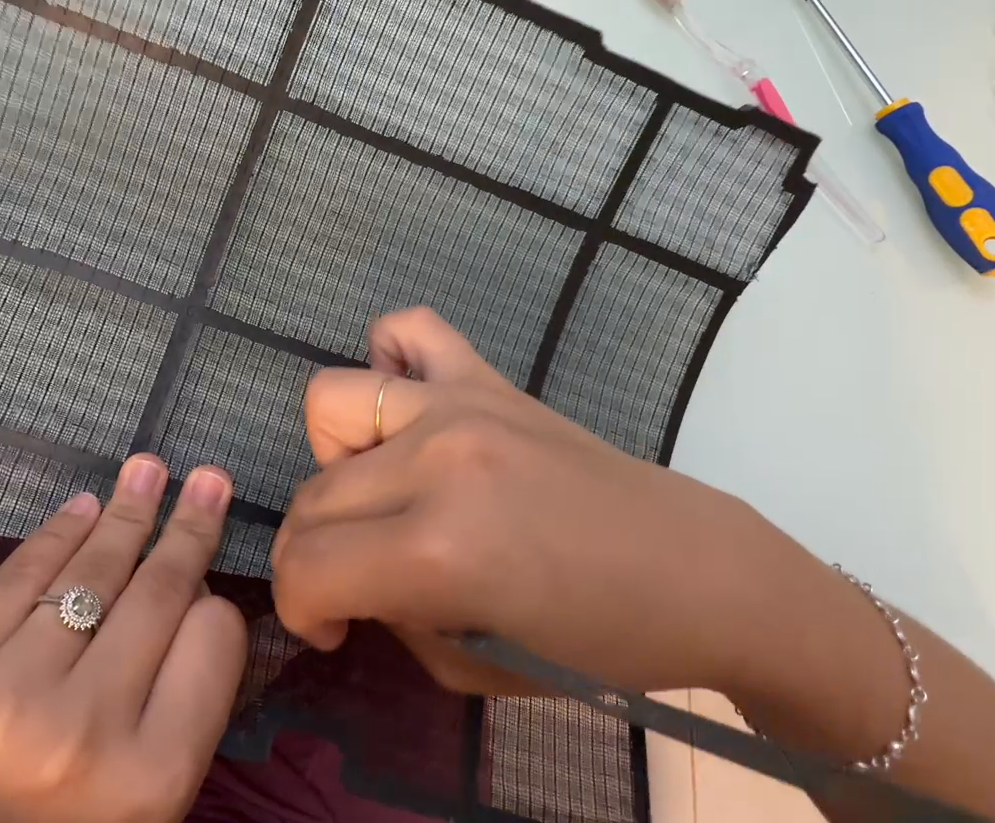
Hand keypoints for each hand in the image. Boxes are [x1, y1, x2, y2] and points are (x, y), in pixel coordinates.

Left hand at [0, 455, 246, 822]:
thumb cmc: (69, 821)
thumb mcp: (153, 787)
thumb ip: (186, 694)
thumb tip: (193, 577)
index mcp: (153, 777)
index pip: (212, 638)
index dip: (214, 604)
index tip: (208, 585)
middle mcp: (83, 733)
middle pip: (158, 593)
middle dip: (190, 527)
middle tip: (211, 478)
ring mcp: (7, 696)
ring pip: (92, 573)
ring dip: (128, 512)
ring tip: (149, 470)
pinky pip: (22, 573)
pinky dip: (60, 532)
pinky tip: (87, 507)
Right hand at [271, 307, 791, 697]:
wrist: (695, 570)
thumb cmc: (597, 642)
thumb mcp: (469, 666)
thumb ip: (388, 615)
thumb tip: (350, 580)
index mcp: (437, 551)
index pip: (306, 568)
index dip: (299, 608)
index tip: (332, 626)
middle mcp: (438, 460)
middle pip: (312, 495)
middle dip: (312, 554)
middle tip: (358, 581)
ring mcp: (463, 404)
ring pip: (331, 403)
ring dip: (337, 461)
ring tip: (385, 491)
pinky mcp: (490, 378)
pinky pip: (409, 328)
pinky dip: (389, 360)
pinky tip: (413, 410)